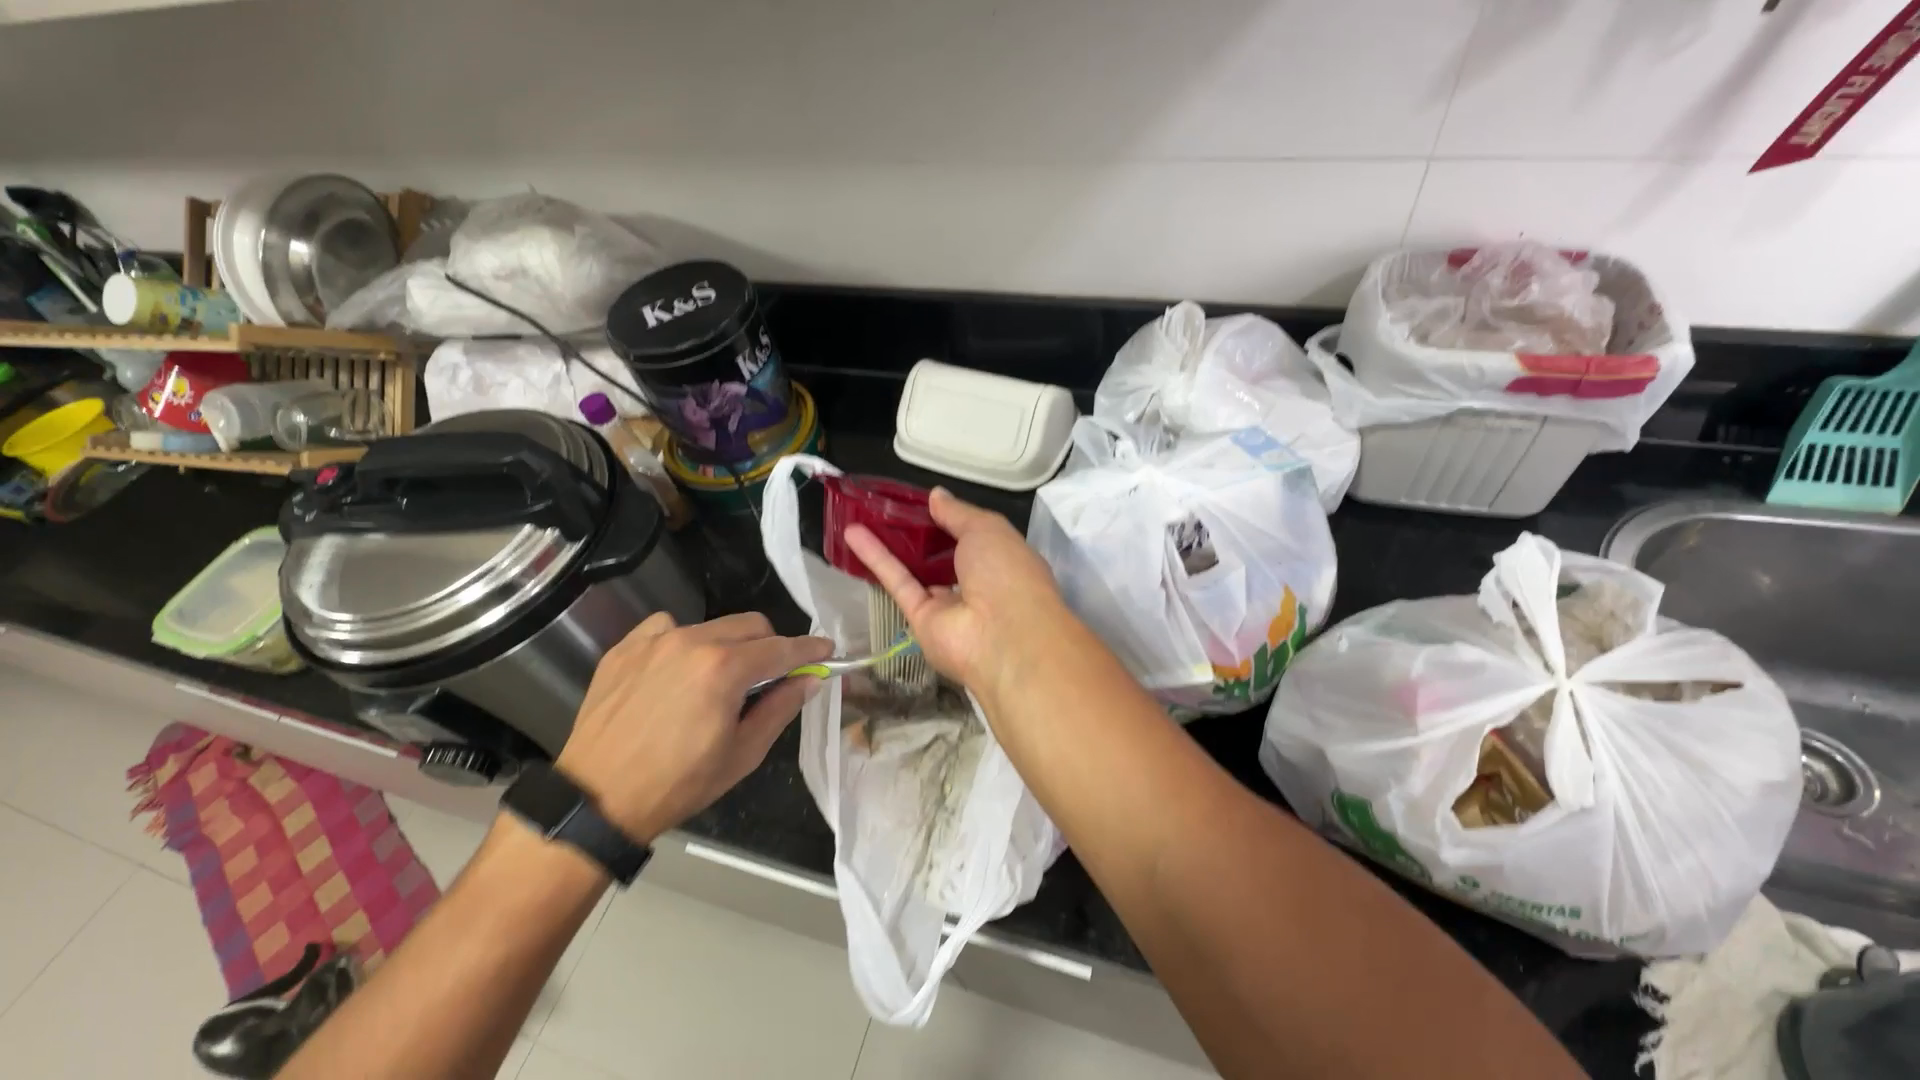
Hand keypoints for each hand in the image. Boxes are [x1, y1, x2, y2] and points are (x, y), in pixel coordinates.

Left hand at [555, 612, 831, 843]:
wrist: (597, 799)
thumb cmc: (678, 784)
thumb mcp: (742, 754)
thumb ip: (780, 709)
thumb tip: (809, 681)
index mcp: (724, 668)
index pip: (781, 648)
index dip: (809, 650)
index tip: (826, 652)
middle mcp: (690, 640)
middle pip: (750, 625)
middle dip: (769, 646)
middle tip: (769, 678)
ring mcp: (653, 641)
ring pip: (710, 626)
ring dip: (725, 647)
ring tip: (714, 683)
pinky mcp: (624, 648)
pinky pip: (666, 629)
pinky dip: (682, 644)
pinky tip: (675, 674)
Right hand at [843, 487, 1070, 708]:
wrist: (1004, 639)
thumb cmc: (1007, 573)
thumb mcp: (987, 529)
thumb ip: (958, 513)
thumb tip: (936, 495)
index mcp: (1003, 560)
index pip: (974, 536)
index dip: (950, 518)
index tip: (924, 500)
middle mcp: (978, 584)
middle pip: (942, 554)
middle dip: (918, 532)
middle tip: (887, 505)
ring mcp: (949, 605)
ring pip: (917, 569)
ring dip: (892, 543)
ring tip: (863, 514)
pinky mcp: (921, 620)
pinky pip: (899, 583)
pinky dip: (877, 558)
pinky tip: (853, 533)